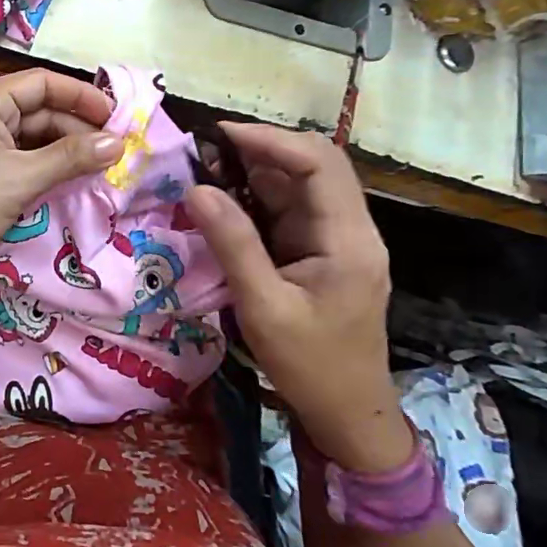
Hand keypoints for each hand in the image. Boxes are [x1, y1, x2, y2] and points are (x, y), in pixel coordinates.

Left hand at [0, 69, 119, 292]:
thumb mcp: (22, 179)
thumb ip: (72, 157)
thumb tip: (118, 143)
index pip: (41, 82)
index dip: (81, 96)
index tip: (117, 117)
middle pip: (37, 107)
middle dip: (75, 125)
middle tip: (114, 147)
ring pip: (29, 133)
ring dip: (63, 146)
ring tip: (99, 163)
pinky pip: (17, 153)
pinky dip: (44, 162)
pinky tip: (70, 173)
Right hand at [184, 125, 410, 472]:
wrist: (347, 413)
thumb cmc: (310, 365)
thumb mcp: (264, 307)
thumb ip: (233, 244)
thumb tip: (197, 189)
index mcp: (348, 240)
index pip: (319, 165)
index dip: (271, 140)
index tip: (220, 134)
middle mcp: (350, 230)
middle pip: (315, 166)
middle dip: (263, 149)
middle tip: (208, 150)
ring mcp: (338, 241)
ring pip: (301, 186)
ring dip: (257, 172)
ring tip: (208, 168)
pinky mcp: (322, 253)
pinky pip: (291, 211)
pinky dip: (258, 199)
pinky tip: (226, 200)